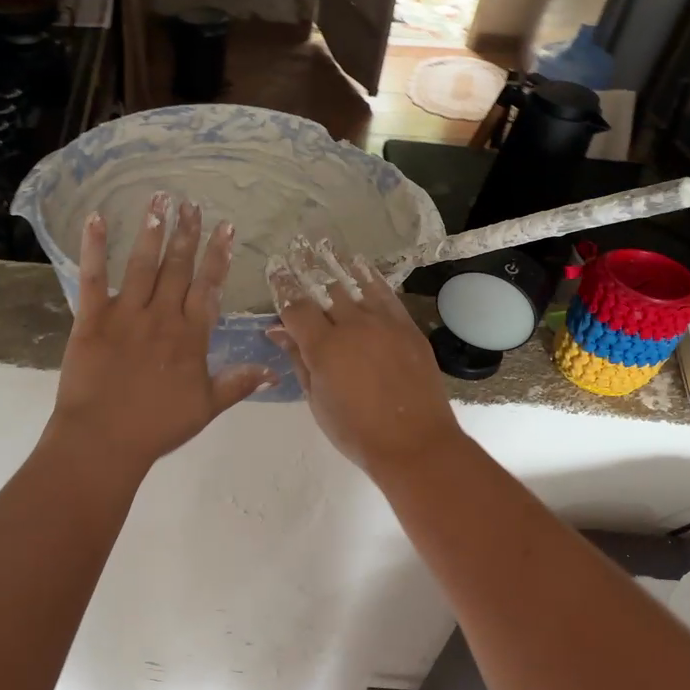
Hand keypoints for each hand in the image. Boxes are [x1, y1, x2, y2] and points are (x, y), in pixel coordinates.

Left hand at [47, 192, 276, 468]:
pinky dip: (94, 247)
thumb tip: (272, 370)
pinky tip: (97, 218)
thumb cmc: (156, 427)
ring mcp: (126, 314)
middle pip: (178, 268)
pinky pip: (93, 277)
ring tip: (159, 200)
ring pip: (143, 265)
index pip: (208, 287)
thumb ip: (236, 384)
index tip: (226, 228)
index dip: (218, 256)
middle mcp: (162, 317)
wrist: (104, 439)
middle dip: (186, 233)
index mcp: (190, 336)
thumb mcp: (204, 408)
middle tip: (192, 204)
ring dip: (152, 230)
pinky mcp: (92, 318)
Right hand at [266, 237, 464, 478]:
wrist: (414, 443)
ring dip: (337, 264)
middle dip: (306, 267)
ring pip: (355, 285)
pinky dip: (370, 277)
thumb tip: (279, 332)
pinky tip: (361, 266)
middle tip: (295, 247)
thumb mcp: (316, 400)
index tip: (274, 268)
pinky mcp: (407, 328)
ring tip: (324, 245)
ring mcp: (383, 324)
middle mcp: (352, 326)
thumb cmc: (356, 431)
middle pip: (324, 288)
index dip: (282, 287)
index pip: (296, 307)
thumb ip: (299, 361)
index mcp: (324, 347)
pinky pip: (385, 294)